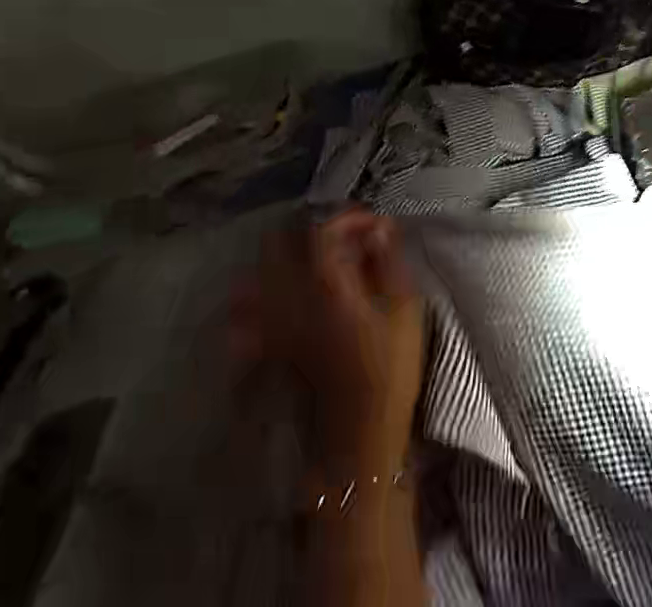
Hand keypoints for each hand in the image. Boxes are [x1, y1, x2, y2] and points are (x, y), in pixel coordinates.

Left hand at [232, 208, 424, 463]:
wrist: (357, 434)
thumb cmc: (391, 369)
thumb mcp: (406, 310)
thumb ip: (389, 263)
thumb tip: (379, 226)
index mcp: (327, 289)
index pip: (323, 233)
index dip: (348, 218)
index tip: (375, 222)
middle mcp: (288, 301)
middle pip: (277, 247)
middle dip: (310, 230)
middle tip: (344, 235)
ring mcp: (269, 326)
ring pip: (257, 274)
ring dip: (284, 257)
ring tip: (315, 260)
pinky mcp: (264, 348)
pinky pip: (245, 311)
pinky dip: (260, 295)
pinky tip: (279, 297)